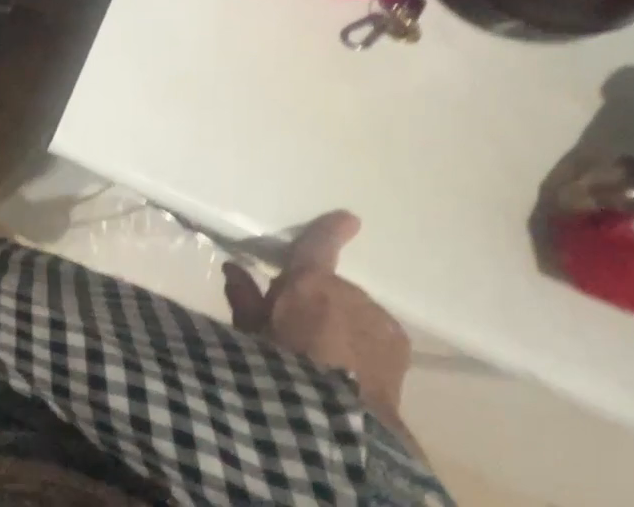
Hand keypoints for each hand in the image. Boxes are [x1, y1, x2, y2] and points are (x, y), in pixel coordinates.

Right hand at [223, 212, 411, 423]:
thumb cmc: (282, 367)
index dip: (330, 231)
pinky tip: (353, 361)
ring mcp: (379, 319)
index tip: (348, 218)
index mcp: (308, 284)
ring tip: (328, 348)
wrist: (339, 416)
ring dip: (342, 319)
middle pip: (331, 287)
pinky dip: (363, 338)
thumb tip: (234, 269)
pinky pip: (376, 330)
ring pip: (355, 309)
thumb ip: (245, 298)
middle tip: (301, 324)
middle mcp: (348, 294)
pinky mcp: (399, 343)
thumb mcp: (250, 333)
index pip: (318, 248)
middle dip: (318, 299)